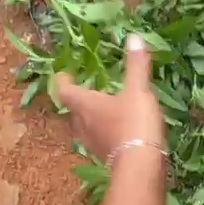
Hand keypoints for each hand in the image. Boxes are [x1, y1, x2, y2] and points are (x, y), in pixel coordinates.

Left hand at [53, 34, 164, 163]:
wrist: (141, 167)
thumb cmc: (133, 123)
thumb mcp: (138, 90)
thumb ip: (136, 65)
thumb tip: (133, 37)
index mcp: (85, 104)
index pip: (64, 90)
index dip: (62, 80)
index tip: (63, 72)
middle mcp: (83, 124)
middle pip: (73, 110)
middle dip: (78, 99)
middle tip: (86, 89)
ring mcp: (93, 143)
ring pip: (85, 126)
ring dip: (91, 117)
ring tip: (102, 108)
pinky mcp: (106, 157)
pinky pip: (100, 139)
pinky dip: (104, 131)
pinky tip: (118, 129)